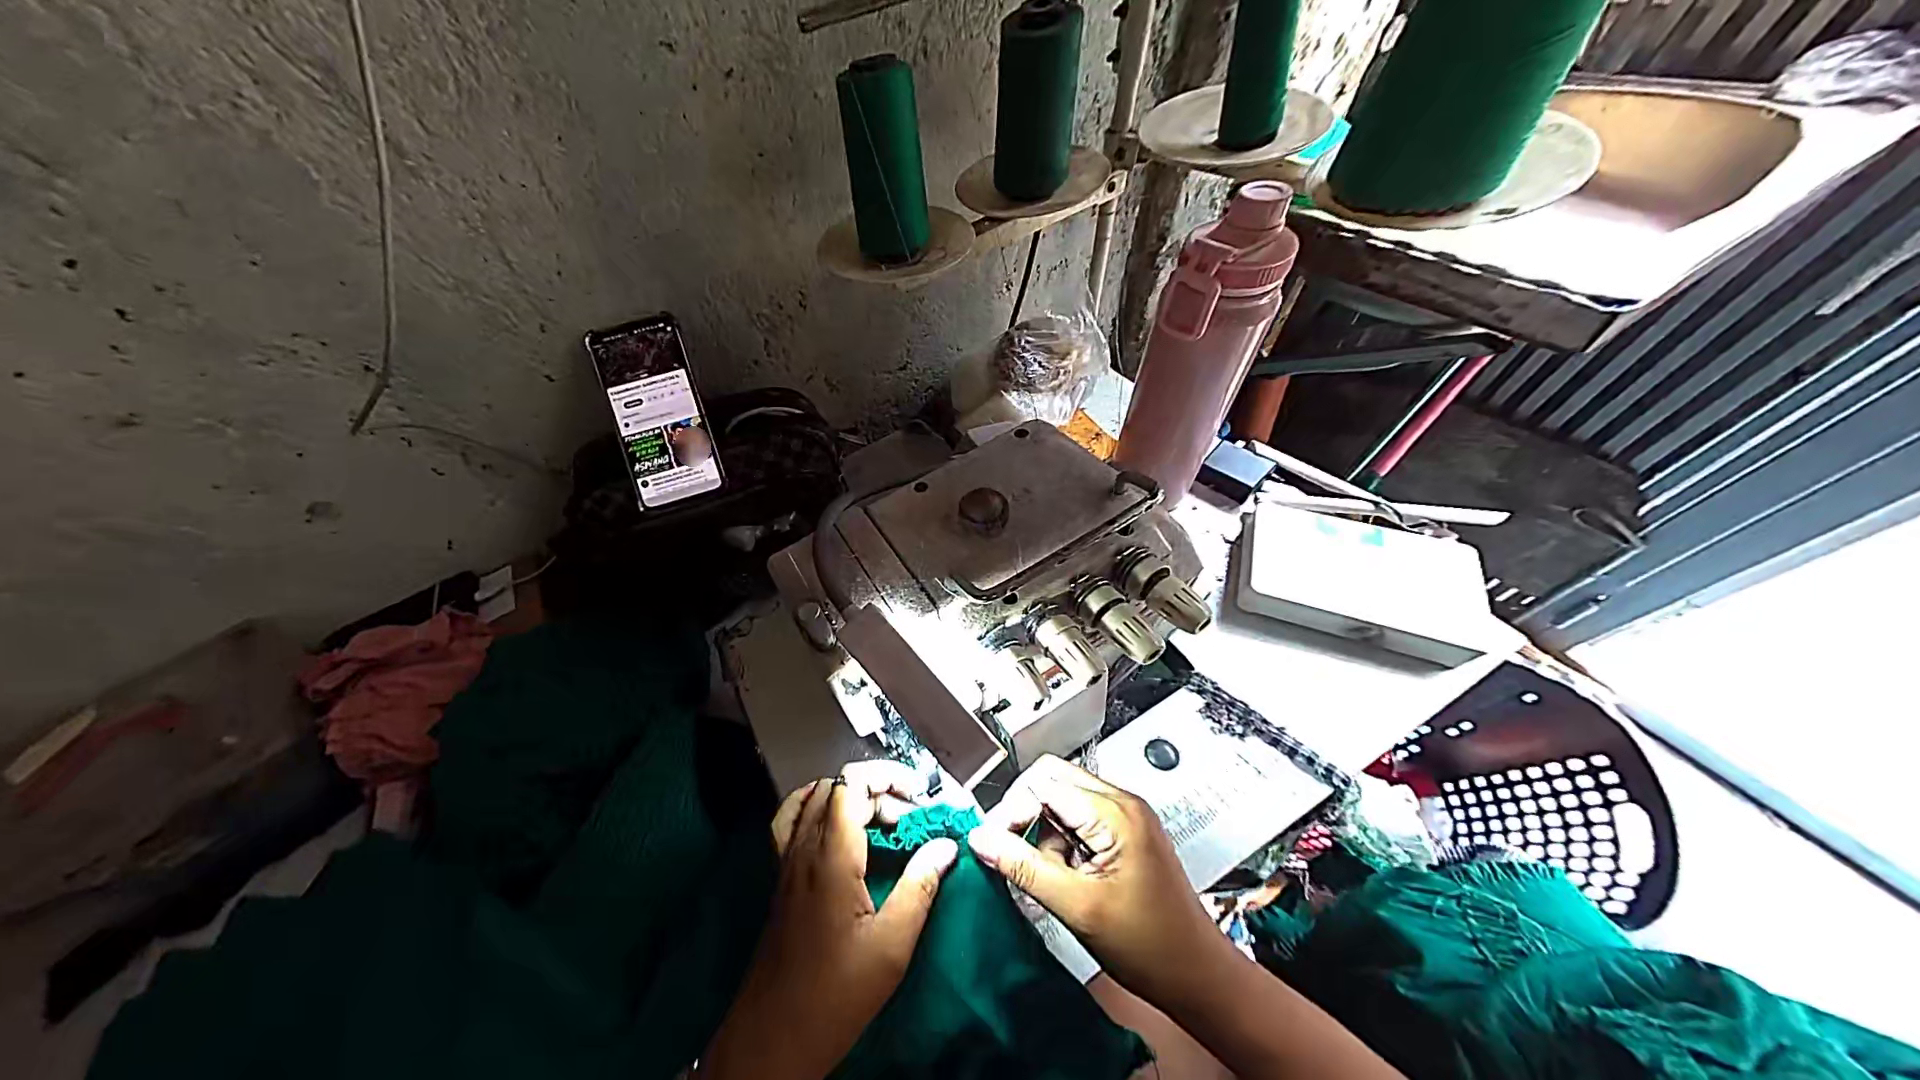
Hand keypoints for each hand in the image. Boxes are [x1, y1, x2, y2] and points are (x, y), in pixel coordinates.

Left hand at [698, 761, 957, 1079]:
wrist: (772, 1038)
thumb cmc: (835, 994)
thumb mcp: (892, 945)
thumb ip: (920, 886)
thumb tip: (947, 845)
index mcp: (831, 857)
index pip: (852, 784)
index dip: (888, 777)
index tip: (918, 797)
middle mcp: (803, 849)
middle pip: (837, 788)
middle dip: (879, 791)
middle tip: (911, 821)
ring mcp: (786, 862)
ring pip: (815, 801)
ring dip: (851, 799)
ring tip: (882, 821)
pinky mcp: (781, 879)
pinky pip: (793, 822)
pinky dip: (818, 810)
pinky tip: (839, 828)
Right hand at [966, 754, 1229, 1007]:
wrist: (1196, 975)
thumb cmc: (1151, 946)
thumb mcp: (1077, 907)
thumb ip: (1024, 867)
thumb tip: (982, 839)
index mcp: (1115, 812)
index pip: (1042, 782)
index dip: (1012, 811)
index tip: (996, 845)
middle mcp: (1122, 803)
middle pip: (1051, 779)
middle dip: (1024, 813)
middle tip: (1012, 853)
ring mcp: (1124, 816)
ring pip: (1061, 799)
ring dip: (1043, 831)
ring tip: (1053, 876)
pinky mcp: (1122, 833)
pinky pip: (1076, 819)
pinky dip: (1060, 842)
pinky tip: (1067, 877)